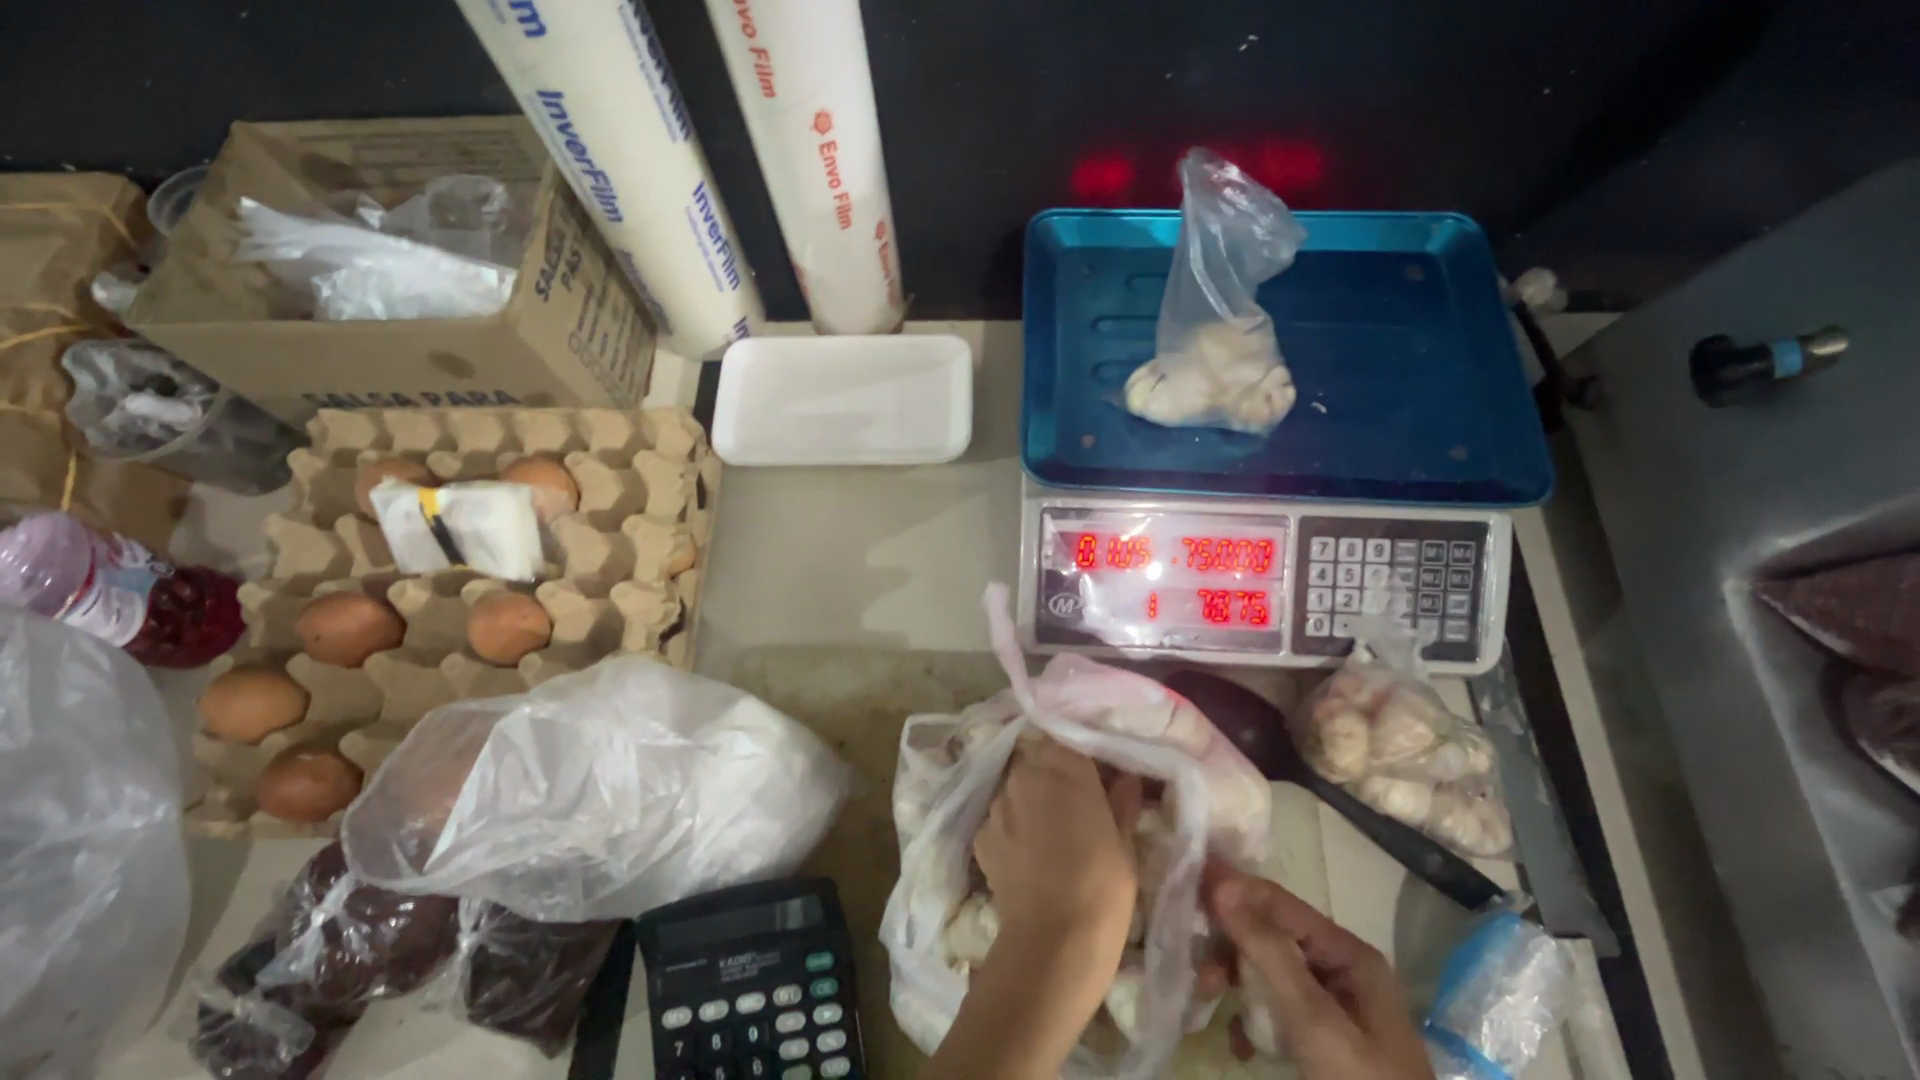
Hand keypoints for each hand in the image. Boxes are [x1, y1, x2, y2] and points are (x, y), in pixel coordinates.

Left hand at [924, 738, 1143, 1079]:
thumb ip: (1121, 800)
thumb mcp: (1125, 842)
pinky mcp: (981, 837)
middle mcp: (1023, 776)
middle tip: (1082, 796)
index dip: (1085, 750)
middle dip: (1058, 772)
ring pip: (1018, 787)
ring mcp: (997, 806)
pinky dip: (1016, 826)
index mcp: (1063, 768)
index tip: (1102, 766)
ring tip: (1055, 827)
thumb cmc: (1102, 887)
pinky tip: (1032, 851)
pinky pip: (1002, 818)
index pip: (1070, 737)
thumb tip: (1123, 777)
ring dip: (1035, 796)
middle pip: (1040, 758)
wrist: (1052, 943)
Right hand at [1203, 860, 1434, 1079]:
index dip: (1231, 890)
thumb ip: (1269, 952)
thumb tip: (1222, 885)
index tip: (1183, 886)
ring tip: (1208, 1004)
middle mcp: (1338, 970)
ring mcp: (1329, 1007)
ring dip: (1234, 984)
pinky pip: (1272, 1011)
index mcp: (1347, 955)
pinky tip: (1240, 1047)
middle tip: (1198, 975)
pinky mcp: (1318, 1041)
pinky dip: (1250, 1022)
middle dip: (1229, 948)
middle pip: (1269, 936)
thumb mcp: (1314, 1022)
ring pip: (1265, 973)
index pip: (1278, 902)